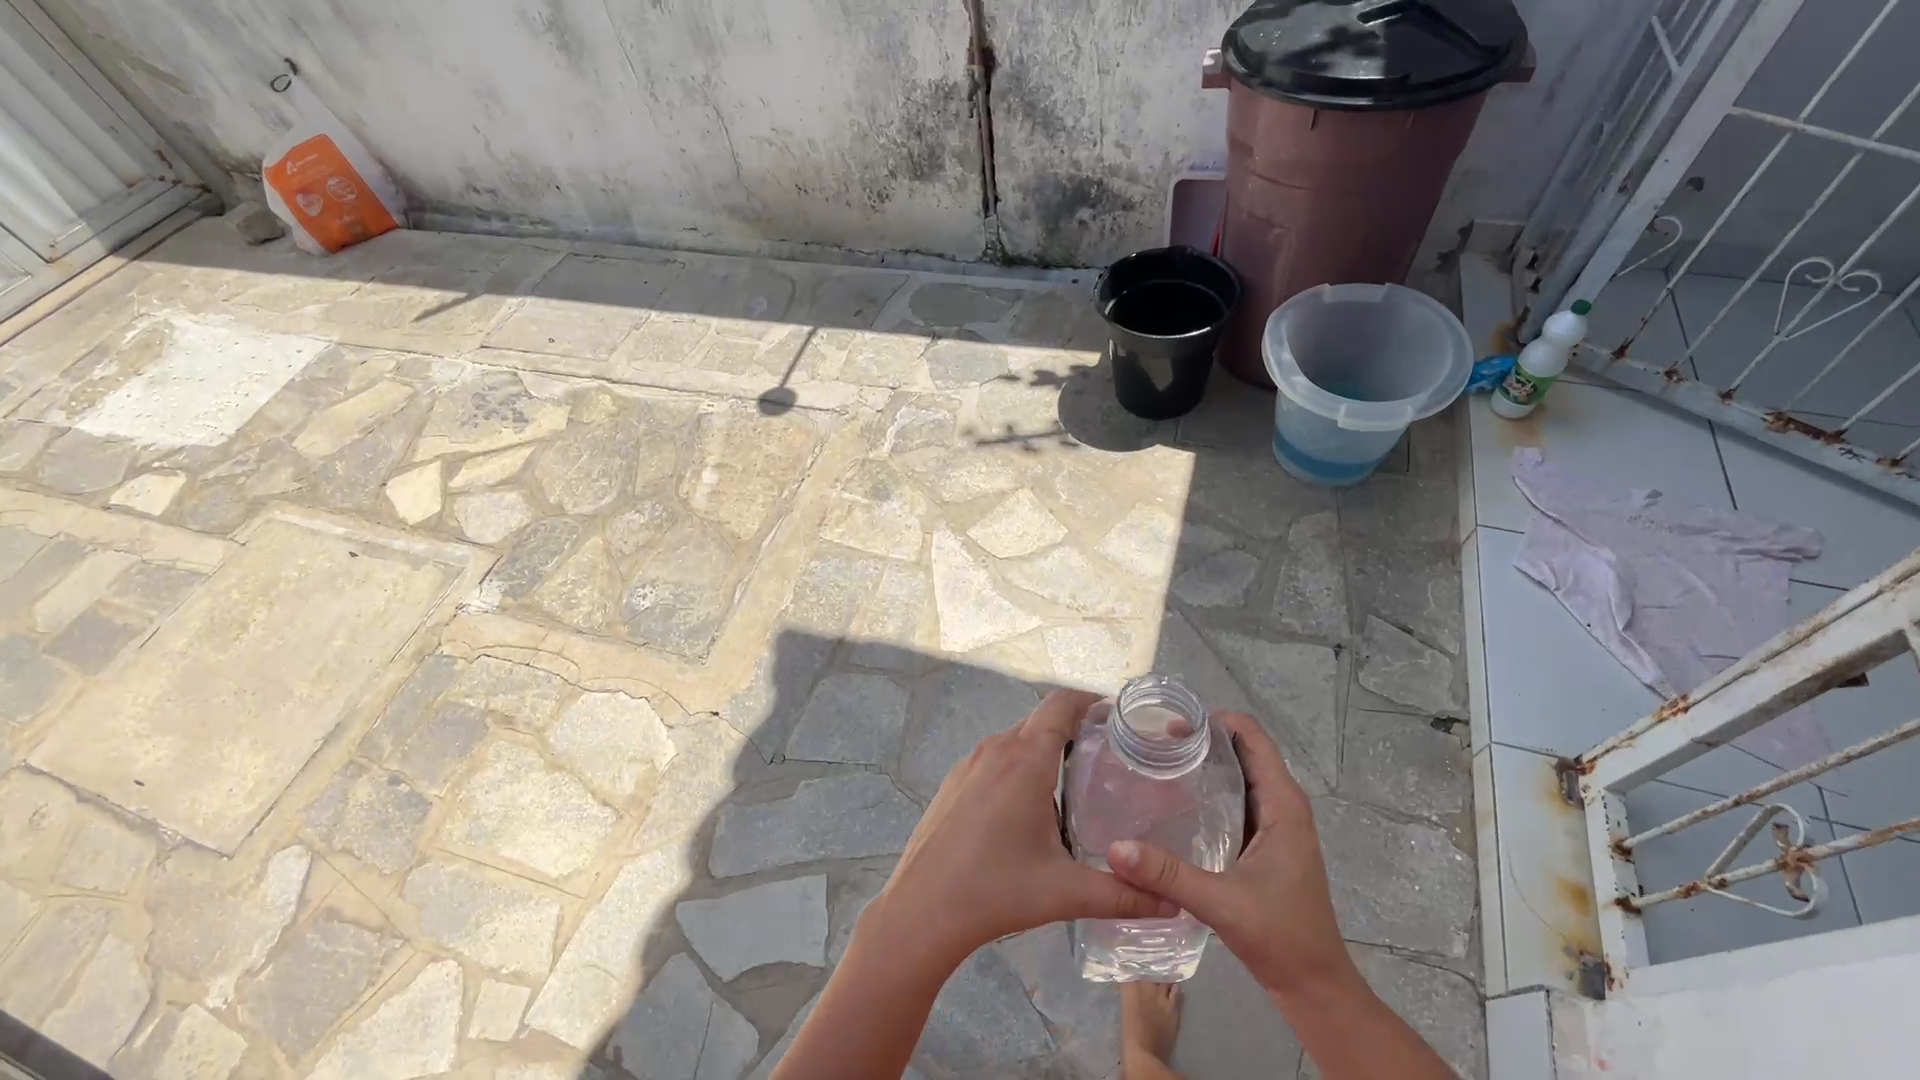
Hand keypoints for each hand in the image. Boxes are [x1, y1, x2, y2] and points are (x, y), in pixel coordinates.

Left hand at [871, 689, 1178, 967]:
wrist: (921, 911)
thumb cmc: (994, 891)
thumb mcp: (1065, 892)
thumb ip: (1123, 894)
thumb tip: (1174, 903)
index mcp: (1025, 760)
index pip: (1061, 704)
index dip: (1091, 701)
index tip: (1119, 717)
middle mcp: (995, 750)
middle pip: (1040, 720)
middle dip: (1075, 729)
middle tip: (1110, 758)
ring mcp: (968, 765)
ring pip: (1015, 740)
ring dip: (1044, 749)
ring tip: (1076, 783)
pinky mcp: (952, 784)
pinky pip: (993, 759)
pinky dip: (1018, 766)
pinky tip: (1029, 807)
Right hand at [1106, 710, 1356, 1001]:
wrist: (1313, 984)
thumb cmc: (1281, 937)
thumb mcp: (1221, 903)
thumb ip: (1168, 874)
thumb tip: (1115, 848)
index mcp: (1284, 805)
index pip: (1253, 737)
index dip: (1216, 719)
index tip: (1170, 719)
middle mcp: (1282, 806)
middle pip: (1243, 751)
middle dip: (1200, 739)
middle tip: (1148, 739)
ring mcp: (1274, 826)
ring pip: (1238, 776)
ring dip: (1203, 764)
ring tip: (1153, 761)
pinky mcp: (1263, 844)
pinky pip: (1234, 801)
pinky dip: (1207, 791)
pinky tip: (1171, 802)